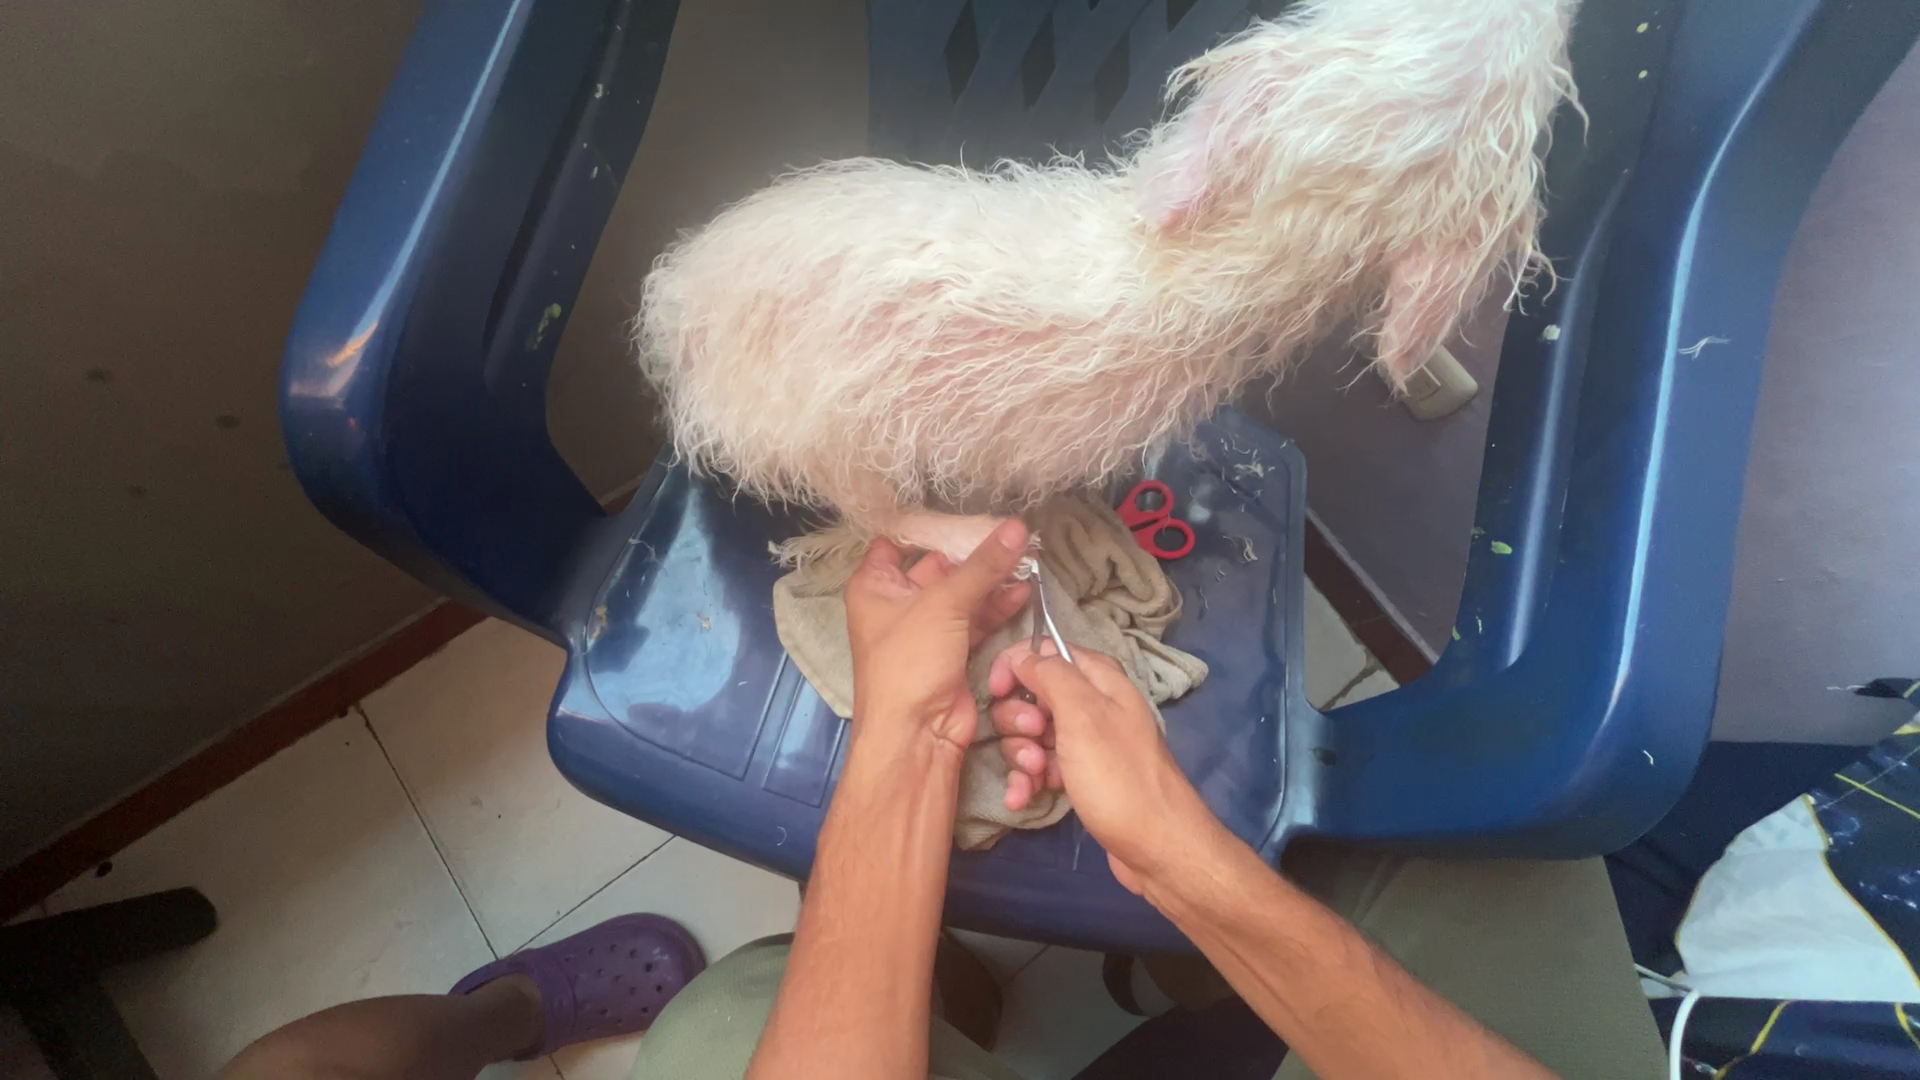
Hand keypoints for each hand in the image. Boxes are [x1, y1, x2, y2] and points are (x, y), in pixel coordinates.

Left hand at [844, 519, 1030, 756]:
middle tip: (1011, 535)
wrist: (916, 735)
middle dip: (973, 553)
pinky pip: (975, 618)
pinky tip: (1022, 590)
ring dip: (991, 579)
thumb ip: (983, 566)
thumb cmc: (910, 662)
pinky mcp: (950, 650)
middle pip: (937, 565)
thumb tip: (1018, 527)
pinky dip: (996, 605)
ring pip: (961, 592)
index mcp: (874, 585)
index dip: (929, 526)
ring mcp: (925, 628)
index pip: (898, 541)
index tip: (967, 511)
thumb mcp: (944, 604)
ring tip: (1026, 560)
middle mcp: (896, 603)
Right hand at [987, 643, 1224, 893]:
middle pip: (1032, 694)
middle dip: (1018, 718)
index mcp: (1098, 678)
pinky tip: (1022, 798)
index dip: (1015, 666)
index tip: (999, 691)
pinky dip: (1027, 779)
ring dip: (1021, 754)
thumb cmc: (1119, 777)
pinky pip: (1041, 765)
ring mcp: (1085, 741)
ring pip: (1031, 733)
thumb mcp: (1083, 715)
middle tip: (1034, 739)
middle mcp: (1092, 703)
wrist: (1157, 849)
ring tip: (1035, 775)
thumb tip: (1023, 656)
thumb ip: (1050, 675)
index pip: (1044, 650)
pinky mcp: (1080, 775)